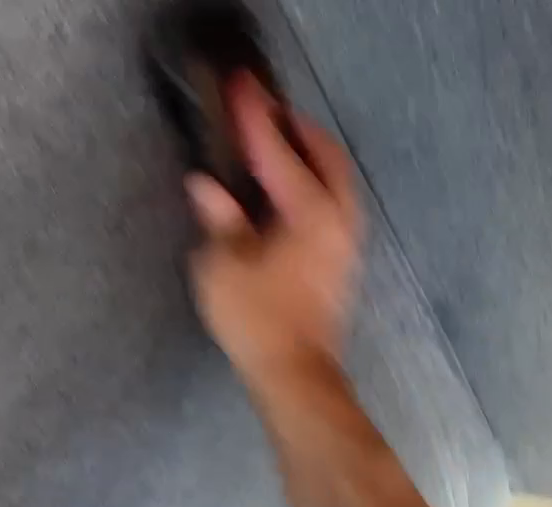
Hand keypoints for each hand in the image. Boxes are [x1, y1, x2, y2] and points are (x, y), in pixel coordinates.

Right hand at [185, 77, 361, 391]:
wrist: (295, 372)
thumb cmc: (255, 319)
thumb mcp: (223, 267)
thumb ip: (218, 218)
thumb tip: (205, 185)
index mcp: (307, 209)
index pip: (275, 149)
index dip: (252, 118)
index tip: (238, 89)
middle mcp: (336, 214)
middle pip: (322, 152)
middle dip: (293, 129)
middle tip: (264, 116)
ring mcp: (346, 238)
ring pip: (334, 177)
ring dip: (308, 155)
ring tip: (278, 149)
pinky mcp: (343, 260)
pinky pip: (333, 201)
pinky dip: (314, 183)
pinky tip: (290, 194)